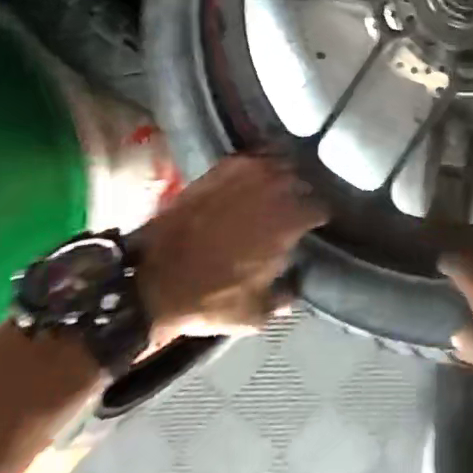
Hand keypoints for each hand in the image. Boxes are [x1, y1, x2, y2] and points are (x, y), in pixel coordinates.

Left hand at [138, 155, 327, 344]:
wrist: (151, 280)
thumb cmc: (207, 299)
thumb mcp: (252, 314)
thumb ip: (282, 299)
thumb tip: (296, 287)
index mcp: (285, 224)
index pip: (318, 208)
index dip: (320, 216)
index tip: (318, 222)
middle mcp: (270, 193)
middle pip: (300, 180)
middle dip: (303, 191)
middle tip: (299, 201)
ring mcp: (243, 177)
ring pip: (277, 163)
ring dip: (284, 172)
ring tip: (282, 181)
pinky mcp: (218, 171)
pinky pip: (249, 158)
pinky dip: (258, 162)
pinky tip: (256, 171)